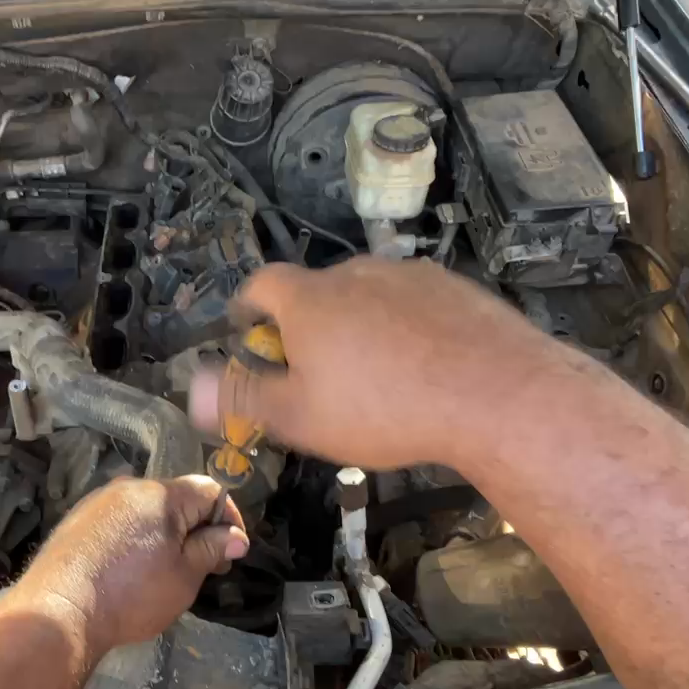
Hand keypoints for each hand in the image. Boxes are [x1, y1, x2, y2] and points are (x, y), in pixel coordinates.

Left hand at [6, 476, 247, 661]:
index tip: (232, 552)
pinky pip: (121, 521)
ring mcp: (100, 500)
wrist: (58, 609)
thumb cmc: (131, 594)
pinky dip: (136, 538)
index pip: (210, 490)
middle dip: (197, 528)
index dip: (229, 518)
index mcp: (161, 494)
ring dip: (165, 534)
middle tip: (204, 567)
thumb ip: (212, 548)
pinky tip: (130, 569)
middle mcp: (130, 486)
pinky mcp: (79, 519)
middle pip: (177, 498)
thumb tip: (236, 537)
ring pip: (147, 510)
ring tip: (166, 571)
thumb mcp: (184, 577)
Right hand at [186, 257, 590, 469]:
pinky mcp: (454, 287)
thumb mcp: (299, 416)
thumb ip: (242, 397)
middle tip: (315, 369)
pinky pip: (412, 302)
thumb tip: (191, 388)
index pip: (261, 283)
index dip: (248, 305)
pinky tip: (422, 364)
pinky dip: (404, 324)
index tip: (249, 331)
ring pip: (366, 296)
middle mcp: (353, 273)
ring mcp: (408, 275)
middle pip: (314, 291)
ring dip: (356, 323)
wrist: (498, 395)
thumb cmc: (382, 408)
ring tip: (374, 372)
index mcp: (308, 299)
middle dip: (304, 324)